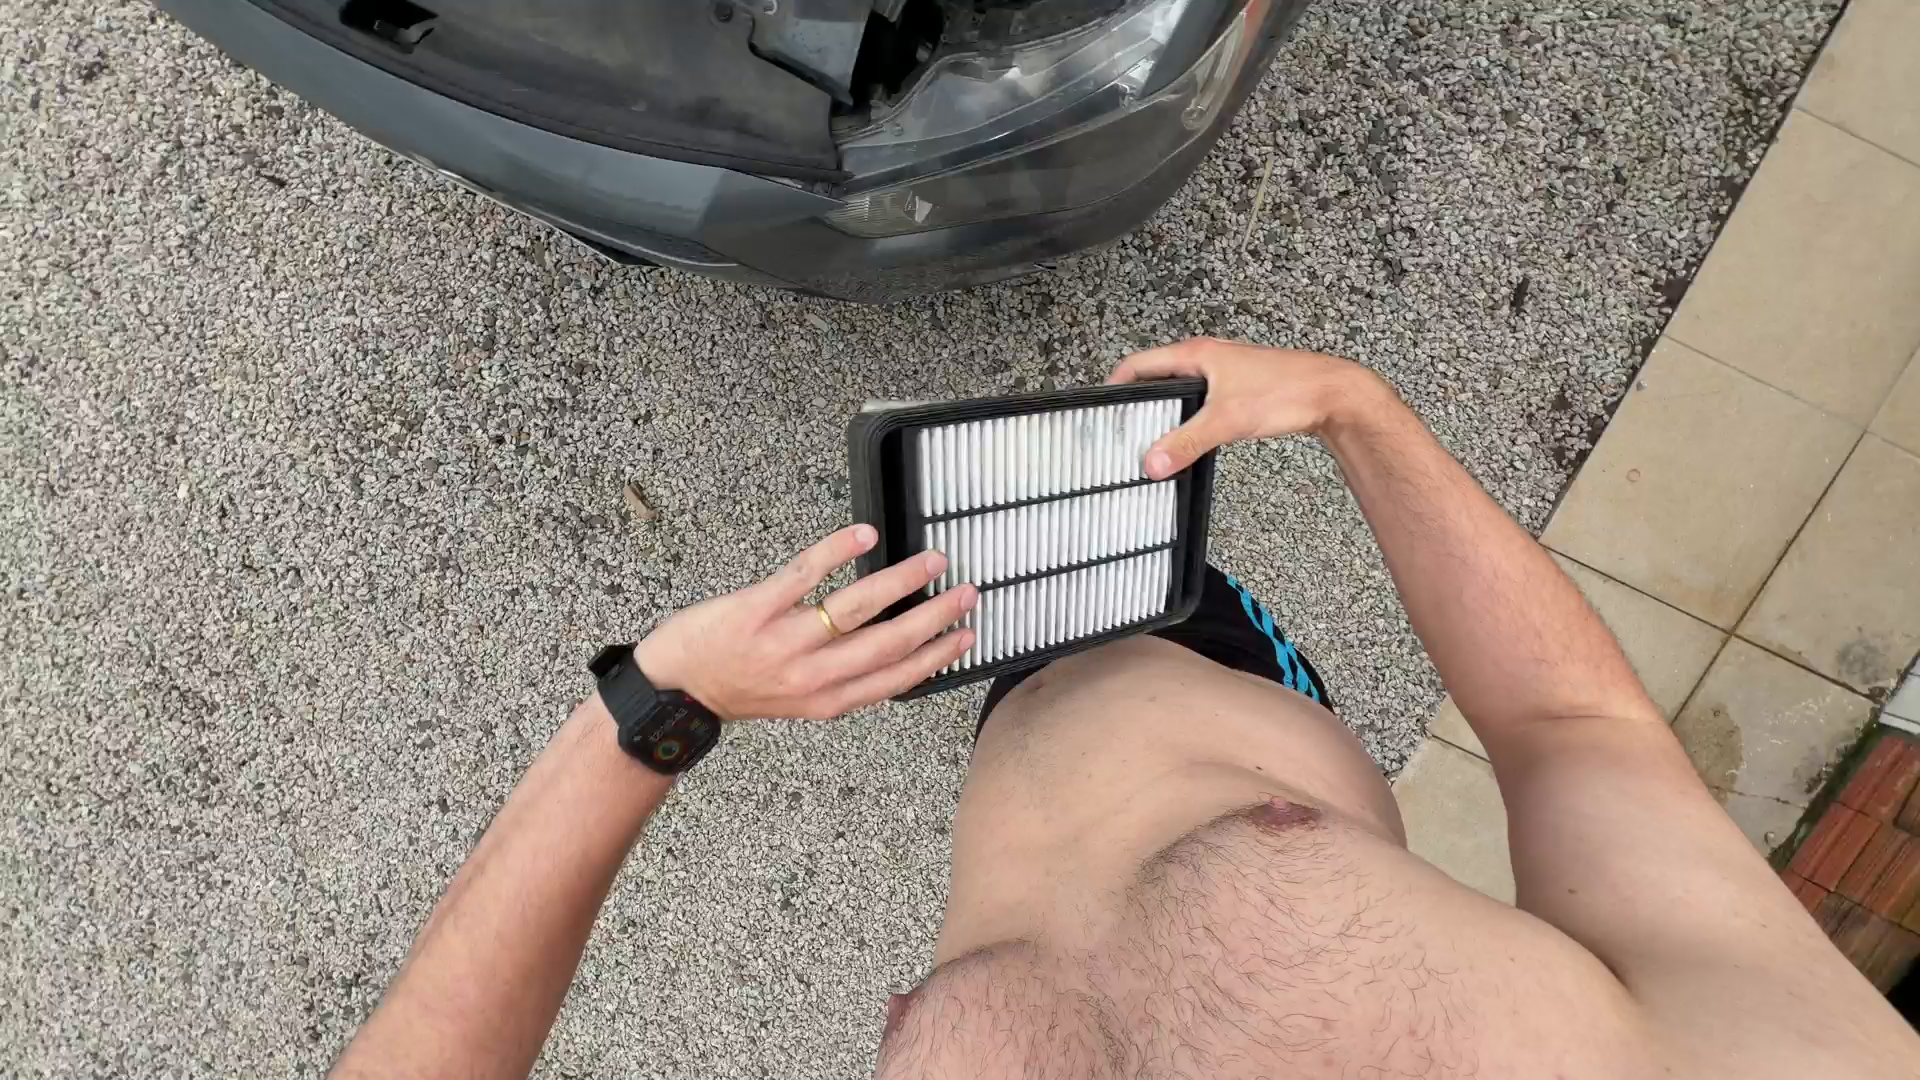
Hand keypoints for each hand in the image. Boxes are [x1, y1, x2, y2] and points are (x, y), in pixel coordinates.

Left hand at [632, 525, 976, 721]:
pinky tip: (865, 534)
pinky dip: (838, 551)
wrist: (675, 689)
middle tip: (966, 592)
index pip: (896, 678)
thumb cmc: (738, 689)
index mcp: (828, 700)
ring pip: (858, 608)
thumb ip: (842, 681)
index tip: (966, 635)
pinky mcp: (758, 610)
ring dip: (902, 581)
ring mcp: (786, 641)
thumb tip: (890, 650)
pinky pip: (806, 575)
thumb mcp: (799, 701)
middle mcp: (813, 675)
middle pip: (889, 643)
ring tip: (933, 561)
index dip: (937, 656)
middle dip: (935, 617)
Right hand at [1107, 337, 1385, 478]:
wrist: (1332, 395)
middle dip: (1136, 401)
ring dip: (1162, 411)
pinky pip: (1197, 401)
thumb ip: (1185, 443)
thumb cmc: (1287, 391)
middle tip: (1123, 428)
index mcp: (1196, 354)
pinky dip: (1185, 417)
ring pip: (1177, 390)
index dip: (1116, 384)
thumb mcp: (1227, 420)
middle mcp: (1206, 358)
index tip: (1103, 408)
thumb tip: (1152, 462)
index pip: (1139, 363)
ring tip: (1150, 436)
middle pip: (1155, 376)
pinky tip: (1187, 437)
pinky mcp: (1235, 389)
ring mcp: (1221, 373)